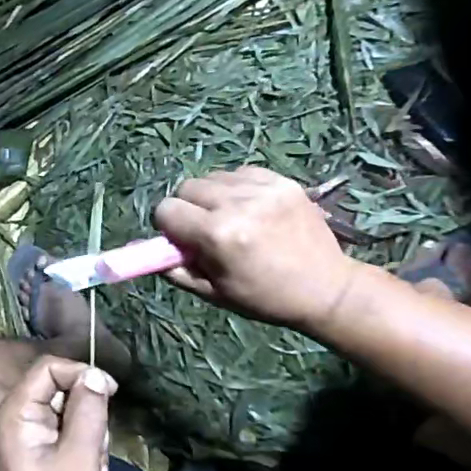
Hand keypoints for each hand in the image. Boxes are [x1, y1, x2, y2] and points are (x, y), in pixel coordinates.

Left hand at [0, 355, 115, 470]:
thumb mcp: (81, 458)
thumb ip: (89, 410)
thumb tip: (95, 374)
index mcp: (16, 413)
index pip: (49, 367)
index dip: (81, 373)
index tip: (111, 393)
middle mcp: (17, 419)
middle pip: (63, 390)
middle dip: (89, 416)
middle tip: (97, 451)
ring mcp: (28, 439)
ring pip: (72, 415)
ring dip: (91, 439)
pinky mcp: (39, 456)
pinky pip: (69, 437)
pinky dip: (86, 454)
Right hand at [153, 166, 359, 332]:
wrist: (326, 288)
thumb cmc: (265, 298)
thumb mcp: (214, 293)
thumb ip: (175, 269)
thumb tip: (144, 250)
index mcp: (218, 235)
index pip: (166, 210)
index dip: (168, 226)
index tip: (182, 240)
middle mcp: (238, 204)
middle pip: (186, 188)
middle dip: (188, 208)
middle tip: (206, 230)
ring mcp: (262, 188)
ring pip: (212, 177)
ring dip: (212, 196)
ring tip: (232, 218)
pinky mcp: (281, 180)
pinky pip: (239, 172)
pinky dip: (236, 188)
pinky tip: (251, 208)